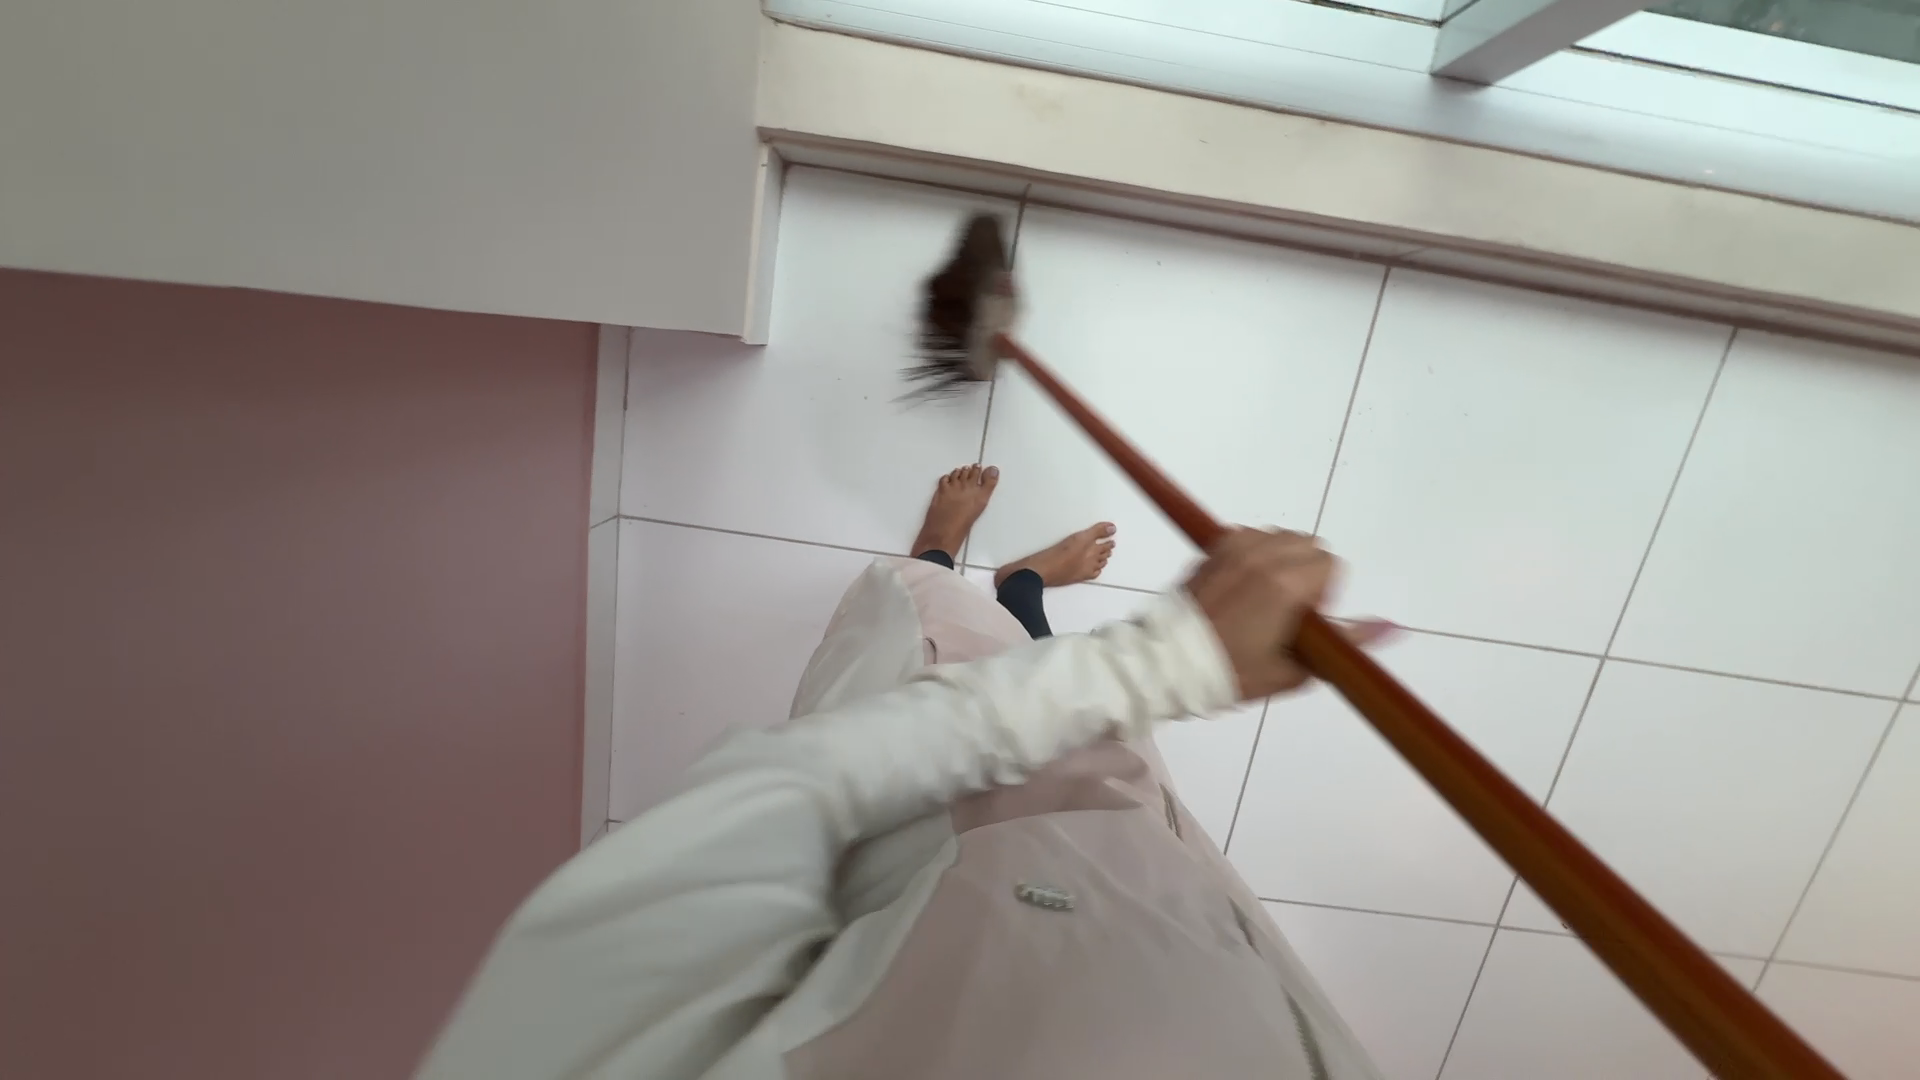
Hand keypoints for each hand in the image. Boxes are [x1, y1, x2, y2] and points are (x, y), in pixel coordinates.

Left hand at [1183, 528, 1391, 699]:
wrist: (1165, 663)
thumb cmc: (1232, 672)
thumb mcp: (1294, 669)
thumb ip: (1347, 642)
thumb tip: (1394, 626)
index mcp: (1284, 582)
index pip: (1329, 564)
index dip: (1325, 593)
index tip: (1304, 620)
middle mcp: (1259, 555)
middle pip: (1305, 543)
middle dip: (1306, 571)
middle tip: (1286, 610)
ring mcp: (1229, 549)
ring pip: (1275, 536)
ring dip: (1280, 559)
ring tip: (1262, 597)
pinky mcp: (1208, 552)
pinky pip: (1245, 538)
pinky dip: (1252, 554)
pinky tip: (1239, 587)